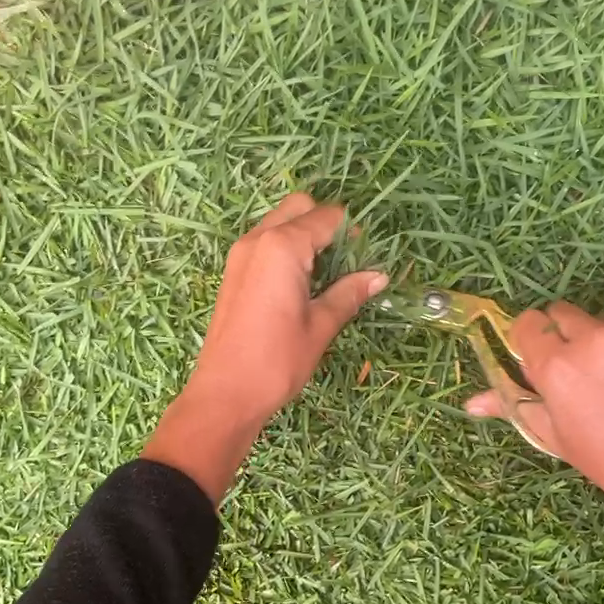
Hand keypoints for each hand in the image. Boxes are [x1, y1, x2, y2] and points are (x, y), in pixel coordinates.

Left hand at [145, 194, 386, 502]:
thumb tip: (378, 277)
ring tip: (324, 278)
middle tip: (345, 264)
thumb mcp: (320, 327)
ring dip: (304, 238)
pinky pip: (264, 244)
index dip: (352, 234)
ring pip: (279, 224)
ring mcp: (240, 255)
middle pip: (299, 209)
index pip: (326, 218)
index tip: (367, 258)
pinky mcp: (233, 273)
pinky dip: (286, 252)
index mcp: (282, 247)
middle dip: (326, 226)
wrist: (225, 394)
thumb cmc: (276, 361)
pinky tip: (300, 286)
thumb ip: (348, 294)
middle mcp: (258, 240)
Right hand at [466, 302, 603, 574]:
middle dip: (565, 337)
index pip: (528, 324)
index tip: (542, 360)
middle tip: (581, 373)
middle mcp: (593, 340)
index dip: (532, 341)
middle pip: (563, 314)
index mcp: (556, 367)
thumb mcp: (553, 436)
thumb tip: (472, 403)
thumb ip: (513, 407)